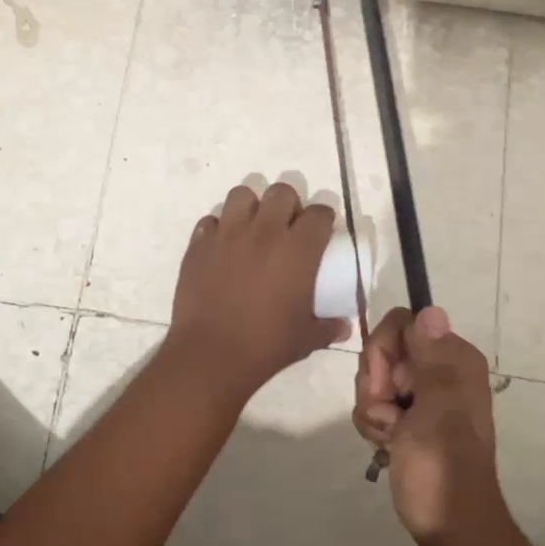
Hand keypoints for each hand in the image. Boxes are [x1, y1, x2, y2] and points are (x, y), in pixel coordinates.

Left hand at [166, 183, 349, 395]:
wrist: (211, 353)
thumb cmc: (267, 345)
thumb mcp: (307, 338)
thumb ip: (329, 327)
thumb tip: (344, 326)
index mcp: (298, 249)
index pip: (319, 213)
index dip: (324, 218)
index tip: (322, 230)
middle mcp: (264, 231)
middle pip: (282, 192)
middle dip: (289, 204)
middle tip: (287, 226)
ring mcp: (228, 234)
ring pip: (242, 195)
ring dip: (251, 206)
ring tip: (252, 227)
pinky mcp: (199, 244)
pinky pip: (211, 221)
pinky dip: (219, 228)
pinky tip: (223, 246)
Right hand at [353, 306, 507, 545]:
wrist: (447, 522)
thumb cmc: (442, 466)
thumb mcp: (438, 409)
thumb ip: (432, 358)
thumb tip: (431, 308)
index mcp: (453, 359)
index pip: (402, 323)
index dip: (384, 351)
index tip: (389, 386)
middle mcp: (439, 369)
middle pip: (383, 350)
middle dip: (375, 384)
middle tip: (391, 416)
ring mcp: (421, 394)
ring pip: (373, 378)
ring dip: (372, 408)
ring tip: (392, 436)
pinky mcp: (406, 417)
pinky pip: (372, 403)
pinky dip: (373, 423)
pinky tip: (388, 444)